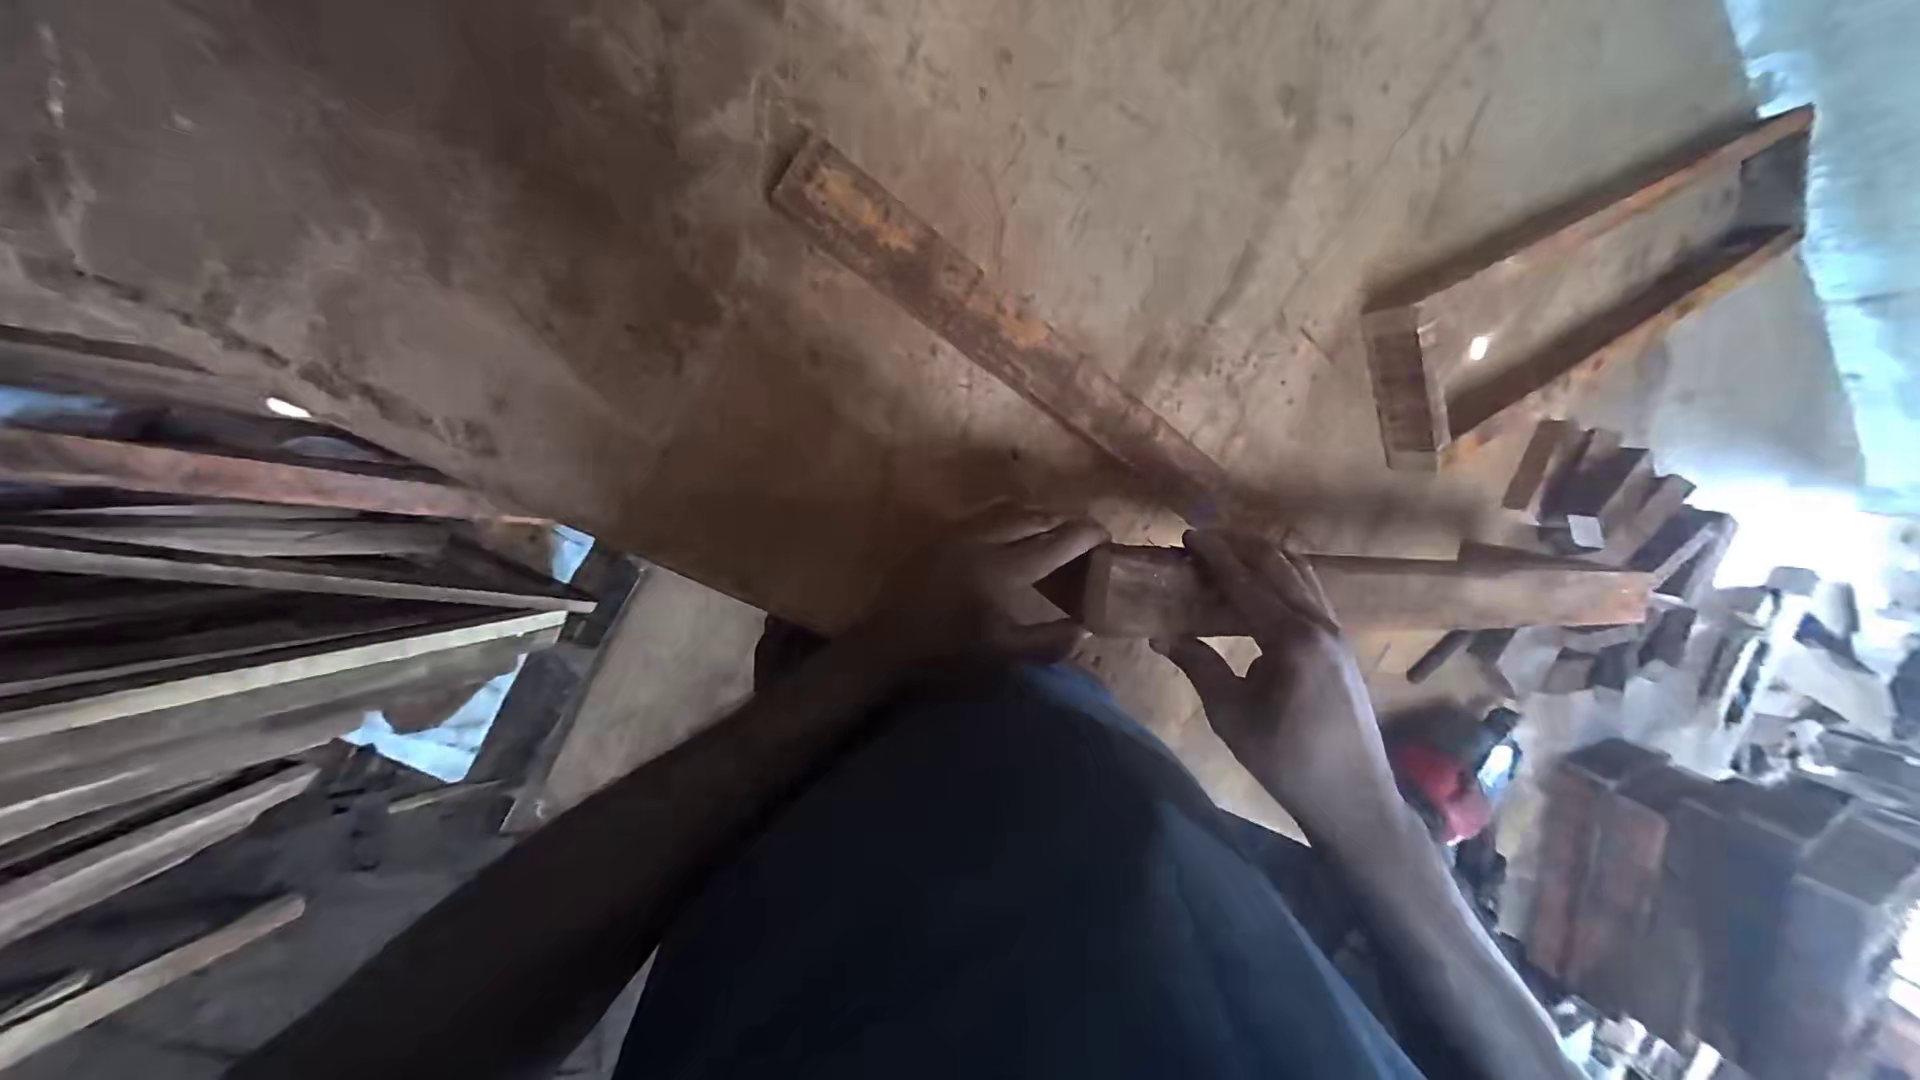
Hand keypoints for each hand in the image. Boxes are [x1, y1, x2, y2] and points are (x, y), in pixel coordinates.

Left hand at [852, 504, 1108, 669]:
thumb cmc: (946, 654)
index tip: (1106, 537)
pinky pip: (984, 515)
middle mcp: (982, 540)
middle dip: (1064, 521)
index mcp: (1002, 569)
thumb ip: (1047, 641)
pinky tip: (1011, 535)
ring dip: (1037, 516)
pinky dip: (1009, 518)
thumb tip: (1084, 628)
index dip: (1085, 536)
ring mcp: (957, 534)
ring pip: (1008, 510)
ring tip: (1052, 531)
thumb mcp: (1001, 656)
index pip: (1055, 542)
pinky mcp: (939, 536)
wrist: (885, 645)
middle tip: (1083, 535)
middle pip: (1034, 517)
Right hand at [1152, 530, 1402, 845]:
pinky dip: (1284, 577)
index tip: (1189, 535)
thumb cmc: (1284, 758)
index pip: (1245, 581)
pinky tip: (1264, 588)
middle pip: (1278, 565)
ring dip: (1265, 557)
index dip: (1215, 555)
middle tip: (1205, 538)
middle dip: (1240, 544)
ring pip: (1301, 574)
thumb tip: (1158, 634)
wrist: (1352, 797)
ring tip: (1231, 552)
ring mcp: (1337, 633)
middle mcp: (1319, 624)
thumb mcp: (1229, 712)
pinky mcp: (1342, 646)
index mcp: (1290, 638)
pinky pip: (1311, 594)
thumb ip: (1197, 665)